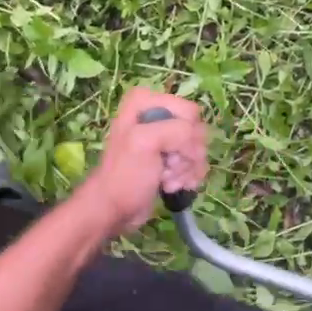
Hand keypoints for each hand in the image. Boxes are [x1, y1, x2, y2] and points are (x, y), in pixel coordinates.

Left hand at [70, 87, 208, 238]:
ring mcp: (164, 137)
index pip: (190, 112)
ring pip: (197, 148)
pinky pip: (194, 162)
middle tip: (167, 167)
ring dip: (186, 169)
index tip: (170, 155)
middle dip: (186, 155)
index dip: (186, 135)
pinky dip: (187, 177)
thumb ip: (177, 131)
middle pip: (196, 130)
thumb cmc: (125, 175)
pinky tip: (170, 186)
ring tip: (166, 181)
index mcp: (146, 101)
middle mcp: (155, 114)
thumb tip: (198, 147)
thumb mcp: (145, 142)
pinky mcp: (169, 158)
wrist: (113, 210)